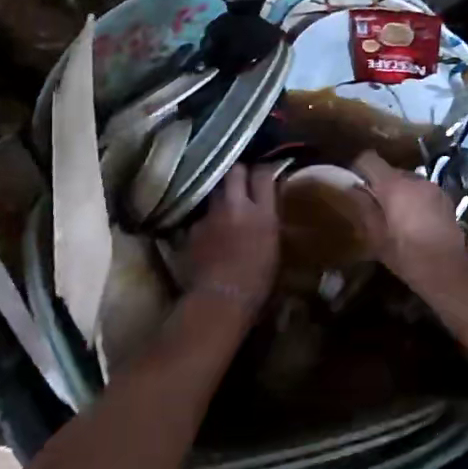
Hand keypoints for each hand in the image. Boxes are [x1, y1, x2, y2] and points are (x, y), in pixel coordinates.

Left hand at [185, 163, 279, 312]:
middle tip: (242, 180)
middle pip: (236, 171)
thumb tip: (269, 207)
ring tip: (224, 206)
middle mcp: (236, 206)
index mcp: (263, 212)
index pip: (264, 174)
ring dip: (221, 194)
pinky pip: (200, 216)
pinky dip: (205, 221)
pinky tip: (208, 234)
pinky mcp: (192, 228)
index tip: (265, 172)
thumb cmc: (258, 281)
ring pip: (215, 190)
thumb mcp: (275, 247)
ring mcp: (211, 215)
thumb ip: (270, 220)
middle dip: (239, 171)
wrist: (221, 299)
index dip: (264, 169)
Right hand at [352, 150, 467, 284]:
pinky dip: (413, 200)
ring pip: (407, 181)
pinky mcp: (445, 198)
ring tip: (393, 217)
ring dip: (397, 193)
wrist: (450, 270)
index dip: (357, 168)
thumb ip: (362, 208)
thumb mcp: (376, 237)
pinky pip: (421, 191)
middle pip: (389, 171)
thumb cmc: (408, 255)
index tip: (352, 183)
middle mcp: (415, 179)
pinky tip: (413, 222)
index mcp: (394, 185)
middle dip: (379, 185)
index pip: (369, 159)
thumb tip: (350, 189)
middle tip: (371, 207)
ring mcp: (433, 187)